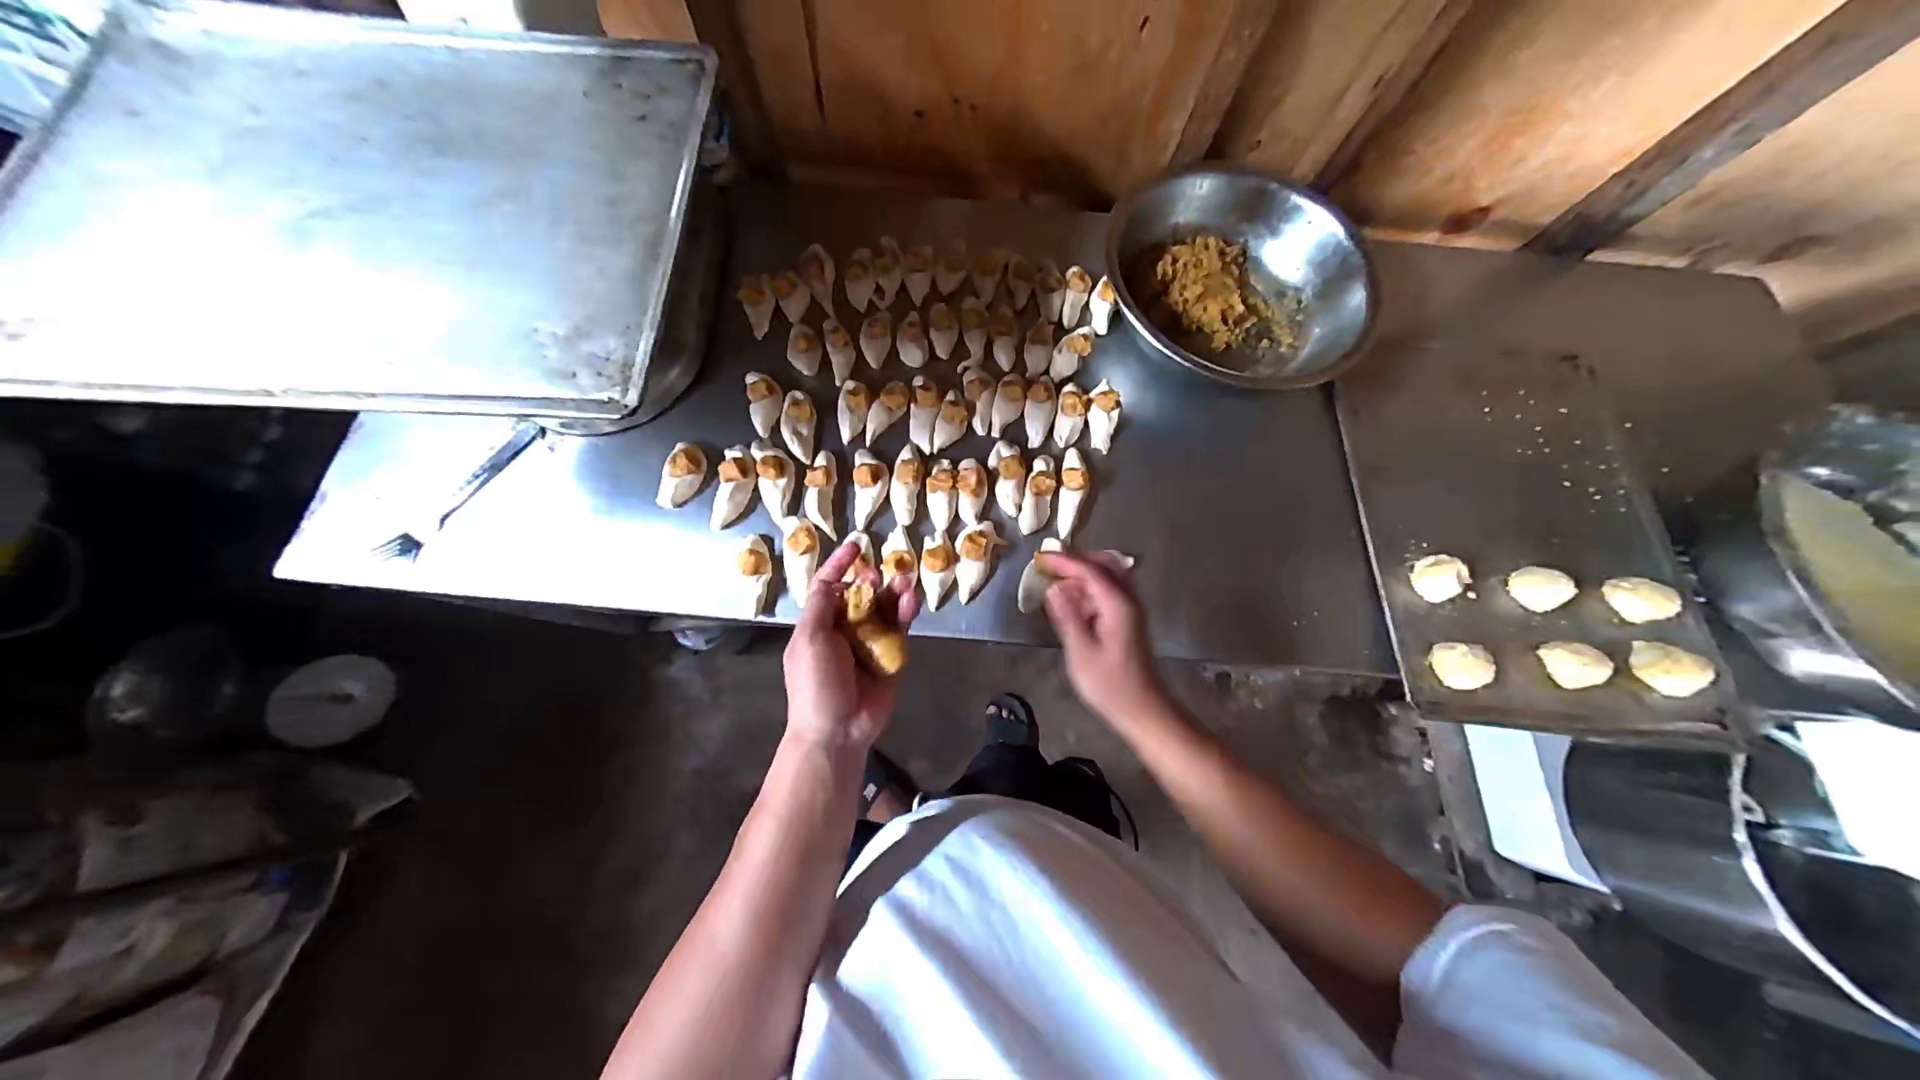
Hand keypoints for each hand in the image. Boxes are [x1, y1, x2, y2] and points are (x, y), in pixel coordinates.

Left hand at [783, 539, 918, 752]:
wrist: (837, 730)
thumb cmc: (816, 683)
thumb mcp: (809, 638)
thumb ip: (820, 604)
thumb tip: (833, 576)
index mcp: (819, 624)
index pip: (828, 585)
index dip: (840, 564)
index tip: (856, 545)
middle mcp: (844, 629)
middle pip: (861, 594)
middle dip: (872, 580)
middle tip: (881, 575)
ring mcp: (869, 642)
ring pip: (884, 608)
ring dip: (893, 593)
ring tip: (904, 582)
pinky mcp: (891, 654)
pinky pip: (900, 628)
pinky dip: (906, 612)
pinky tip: (912, 600)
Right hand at [1041, 552, 1168, 729]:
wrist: (1143, 709)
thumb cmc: (1111, 685)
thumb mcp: (1082, 652)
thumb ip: (1067, 617)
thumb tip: (1054, 590)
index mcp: (1118, 604)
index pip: (1090, 570)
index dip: (1064, 561)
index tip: (1041, 558)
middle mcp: (1128, 601)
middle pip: (1105, 565)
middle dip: (1077, 563)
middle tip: (1050, 568)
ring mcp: (1130, 611)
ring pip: (1107, 579)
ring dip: (1082, 578)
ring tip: (1056, 589)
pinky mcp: (1128, 623)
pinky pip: (1108, 595)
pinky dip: (1089, 592)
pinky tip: (1072, 607)